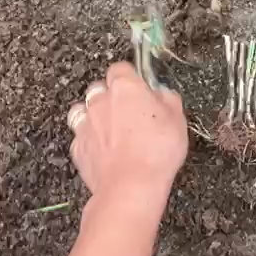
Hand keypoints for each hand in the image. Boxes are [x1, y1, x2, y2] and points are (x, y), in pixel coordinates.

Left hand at [49, 63, 187, 255]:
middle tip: (128, 111)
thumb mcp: (177, 119)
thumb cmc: (156, 151)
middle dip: (110, 95)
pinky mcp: (78, 148)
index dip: (130, 76)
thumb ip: (168, 99)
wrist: (131, 187)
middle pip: (99, 88)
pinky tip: (103, 150)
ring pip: (82, 110)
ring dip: (93, 115)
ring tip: (110, 129)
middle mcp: (101, 101)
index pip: (120, 68)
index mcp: (125, 87)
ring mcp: (86, 125)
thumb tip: (163, 94)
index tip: (139, 86)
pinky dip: (89, 141)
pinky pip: (80, 137)